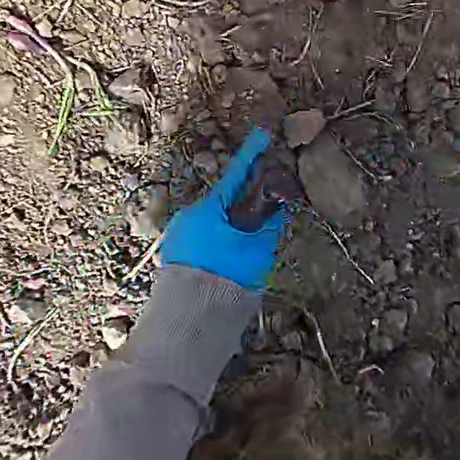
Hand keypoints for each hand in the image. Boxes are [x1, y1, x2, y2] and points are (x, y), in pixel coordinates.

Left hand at [159, 127, 288, 289]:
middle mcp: (189, 218)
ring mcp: (181, 238)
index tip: (263, 133)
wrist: (189, 327)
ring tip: (260, 223)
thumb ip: (270, 223)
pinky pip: (209, 235)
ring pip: (218, 218)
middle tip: (270, 184)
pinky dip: (227, 233)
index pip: (236, 174)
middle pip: (226, 197)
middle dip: (248, 192)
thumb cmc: (227, 280)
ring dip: (238, 216)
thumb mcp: (257, 249)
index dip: (253, 153)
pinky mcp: (179, 258)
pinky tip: (240, 245)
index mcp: (207, 210)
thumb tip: (280, 205)